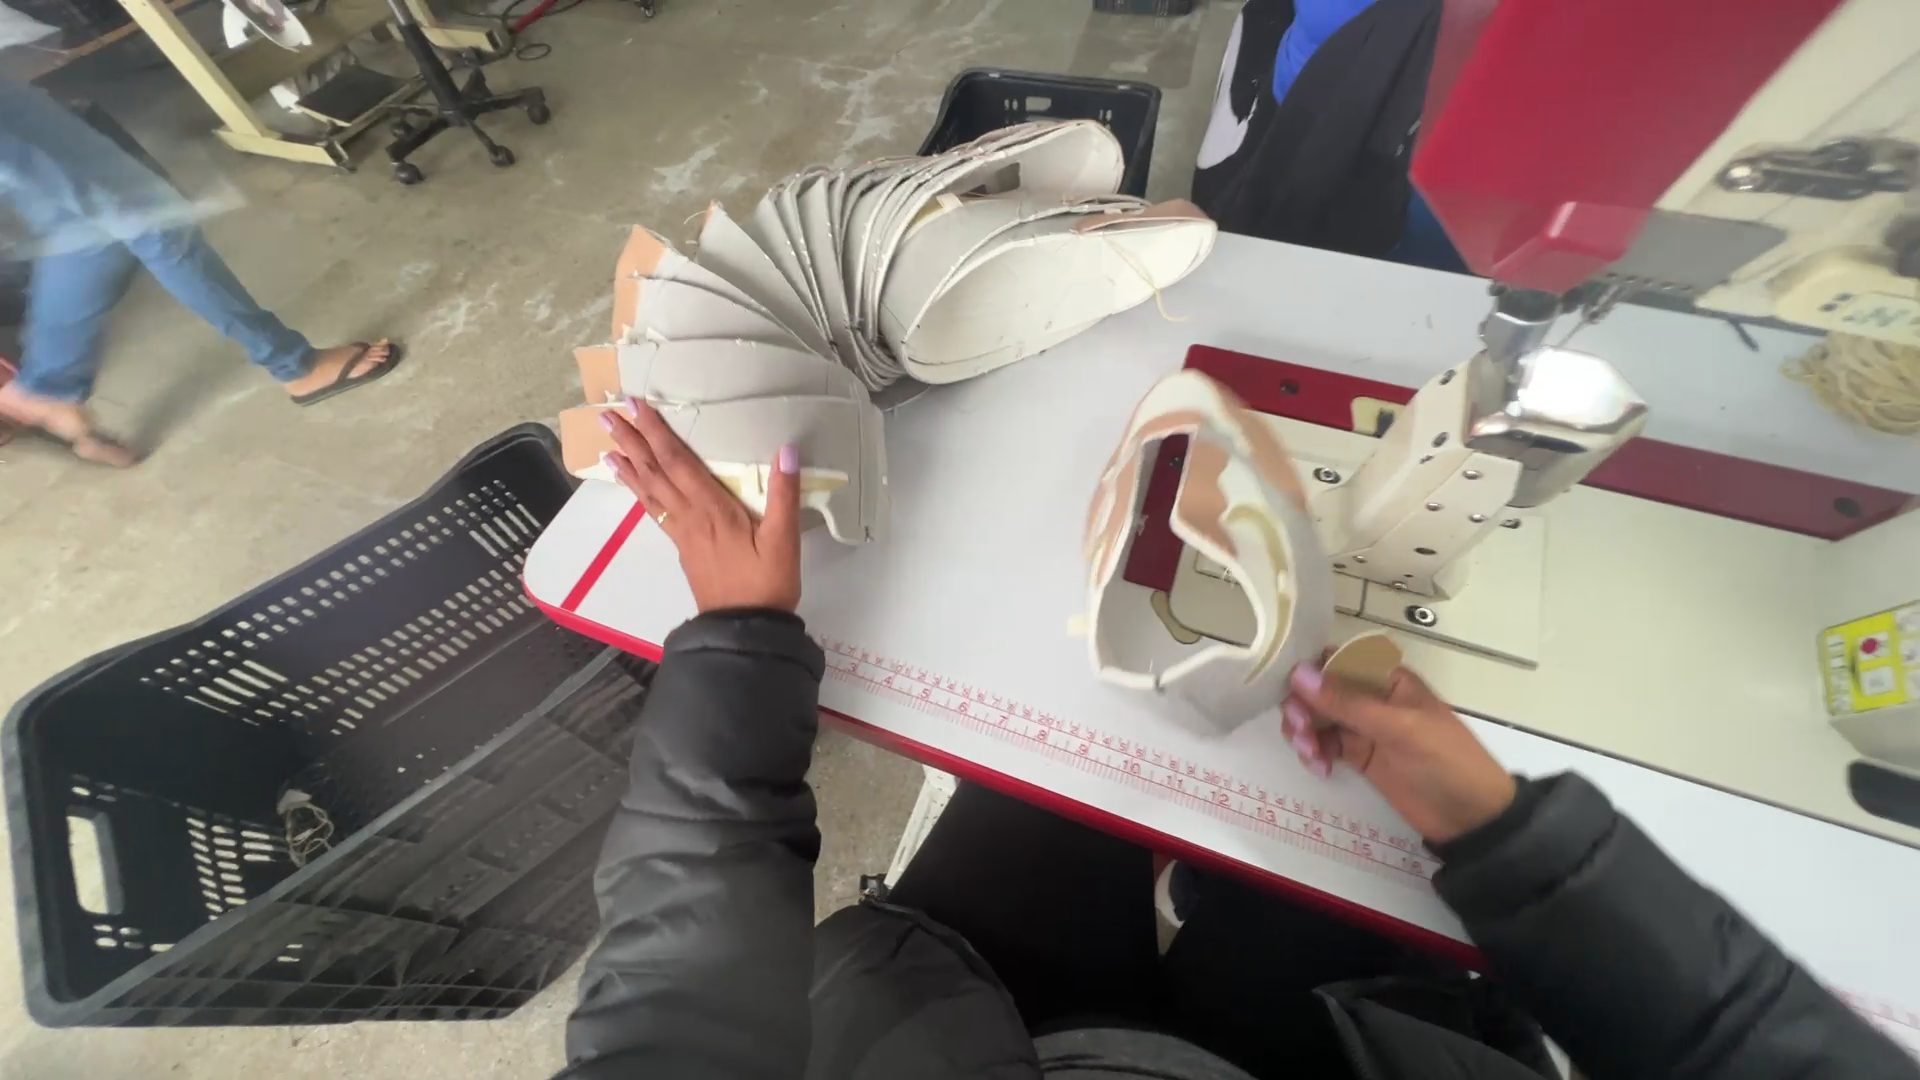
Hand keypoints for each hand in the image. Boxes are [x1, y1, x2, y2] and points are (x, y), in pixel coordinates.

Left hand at [601, 398, 801, 613]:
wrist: (743, 629)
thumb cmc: (766, 583)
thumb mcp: (784, 538)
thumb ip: (783, 493)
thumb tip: (786, 449)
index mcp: (712, 509)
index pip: (679, 462)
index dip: (657, 432)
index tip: (637, 406)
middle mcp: (689, 517)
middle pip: (655, 472)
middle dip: (632, 441)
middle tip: (606, 415)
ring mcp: (682, 533)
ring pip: (649, 491)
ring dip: (629, 465)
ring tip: (607, 444)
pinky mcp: (682, 548)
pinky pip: (653, 511)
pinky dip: (639, 492)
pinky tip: (633, 485)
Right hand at [1283, 661, 1515, 843]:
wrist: (1472, 820)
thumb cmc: (1446, 762)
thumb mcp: (1399, 729)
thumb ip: (1347, 702)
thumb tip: (1297, 673)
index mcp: (1384, 679)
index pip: (1333, 660)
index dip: (1307, 672)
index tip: (1290, 692)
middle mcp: (1368, 696)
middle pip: (1316, 690)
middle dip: (1302, 708)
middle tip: (1301, 732)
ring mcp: (1361, 726)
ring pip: (1314, 717)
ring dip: (1303, 732)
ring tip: (1312, 755)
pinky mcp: (1356, 754)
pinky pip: (1321, 743)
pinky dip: (1313, 752)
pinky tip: (1321, 768)